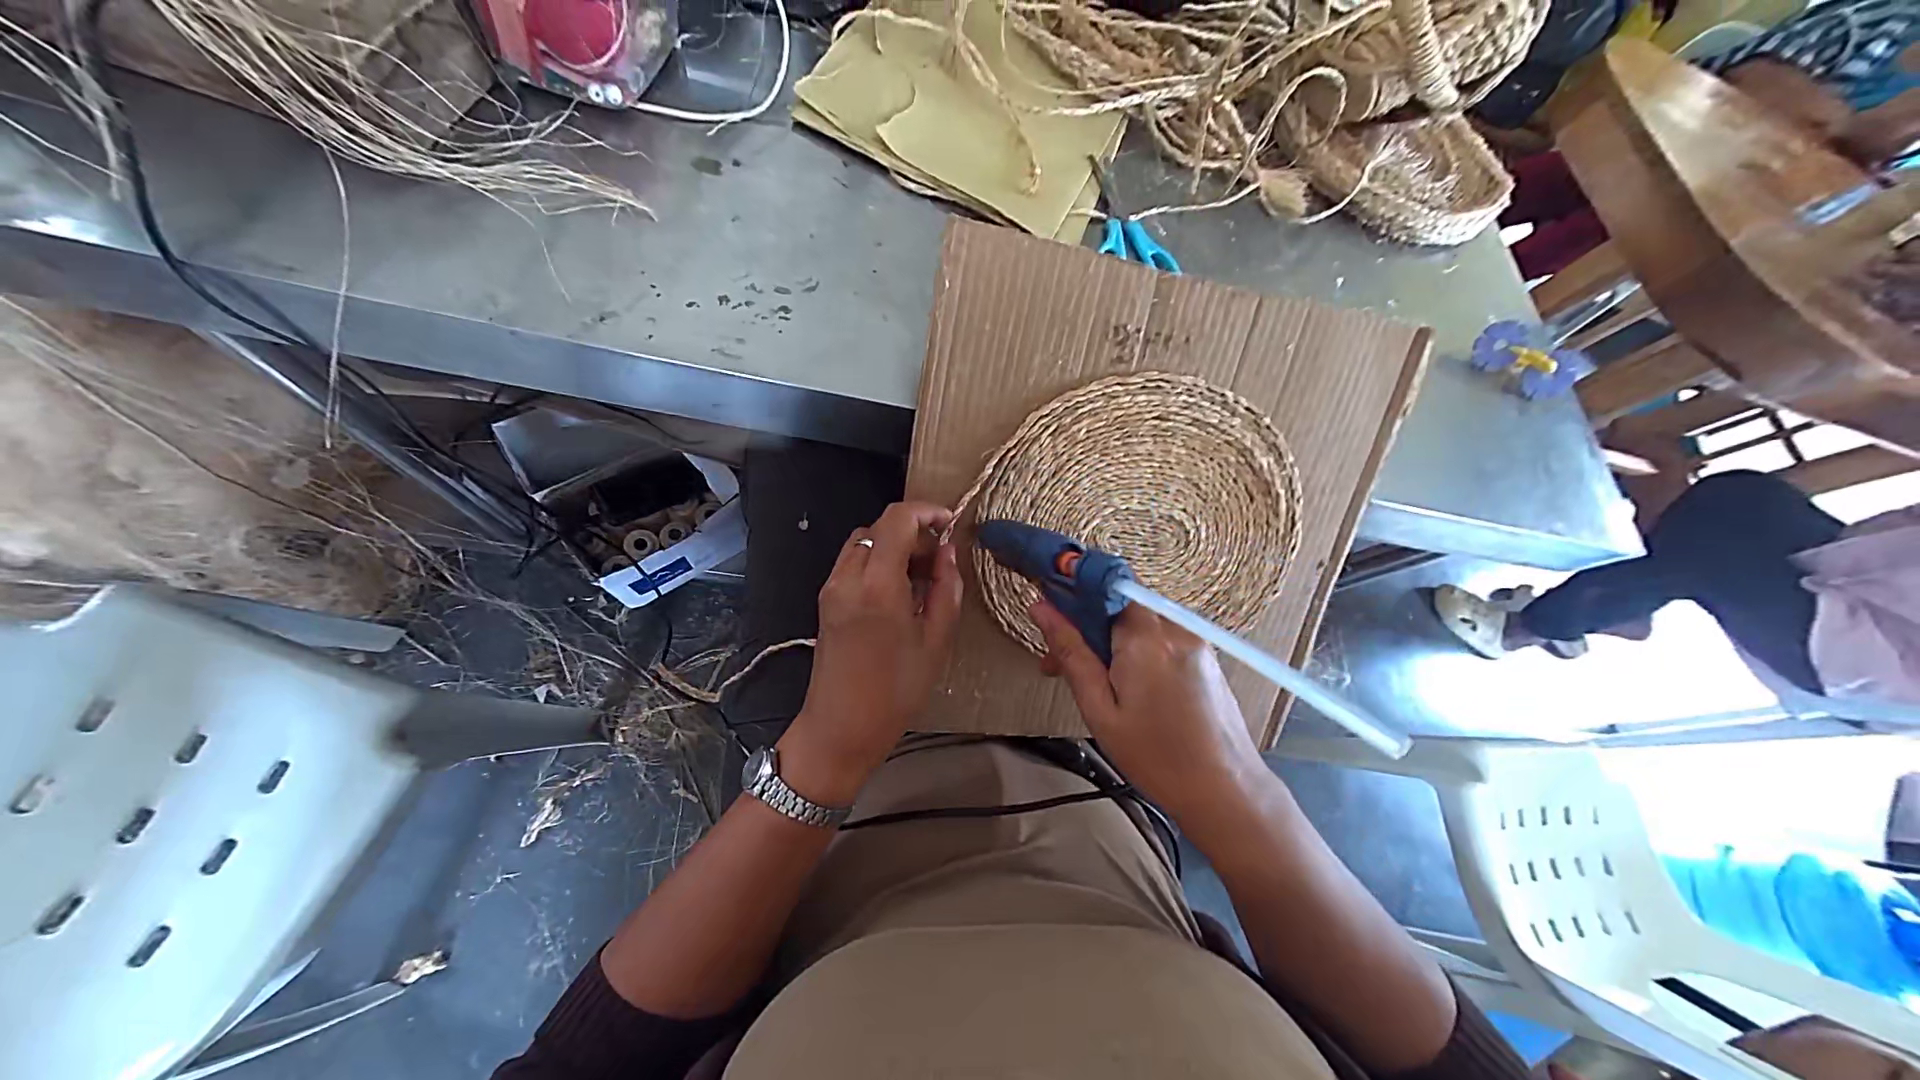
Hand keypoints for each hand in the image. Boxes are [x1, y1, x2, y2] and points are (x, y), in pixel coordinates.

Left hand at [778, 502, 961, 805]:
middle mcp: (848, 576)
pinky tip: (897, 593)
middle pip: (880, 527)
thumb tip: (948, 551)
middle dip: (914, 533)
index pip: (898, 519)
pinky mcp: (826, 600)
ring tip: (920, 579)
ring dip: (894, 546)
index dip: (927, 512)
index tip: (950, 525)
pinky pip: (853, 562)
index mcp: (878, 583)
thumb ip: (946, 588)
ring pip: (864, 542)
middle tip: (940, 563)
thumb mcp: (936, 641)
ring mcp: (832, 587)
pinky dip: (877, 562)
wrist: (840, 727)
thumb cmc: (895, 691)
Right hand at [1032, 599, 1266, 824]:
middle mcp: (1175, 630)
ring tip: (1092, 682)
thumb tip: (1043, 609)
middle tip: (1058, 663)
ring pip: (1140, 622)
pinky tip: (1125, 687)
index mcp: (1146, 640)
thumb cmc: (1158, 758)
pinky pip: (1162, 638)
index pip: (1105, 586)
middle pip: (1121, 604)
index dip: (1074, 592)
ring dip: (1110, 640)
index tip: (1050, 612)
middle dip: (1087, 625)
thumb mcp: (1101, 710)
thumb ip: (1071, 653)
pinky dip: (1137, 651)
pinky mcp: (1206, 658)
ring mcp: (1196, 642)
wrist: (1227, 792)